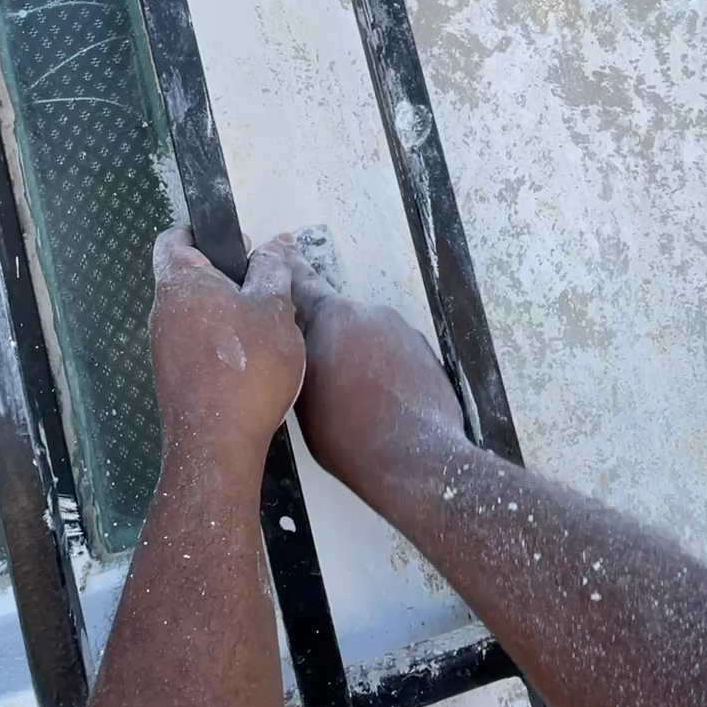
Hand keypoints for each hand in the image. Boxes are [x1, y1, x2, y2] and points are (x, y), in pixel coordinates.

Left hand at [149, 227, 305, 480]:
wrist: (218, 444)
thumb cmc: (246, 372)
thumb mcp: (275, 310)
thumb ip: (272, 270)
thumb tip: (273, 246)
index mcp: (181, 283)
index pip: (175, 238)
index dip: (203, 231)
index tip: (237, 243)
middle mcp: (164, 311)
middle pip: (190, 276)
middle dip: (228, 276)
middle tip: (265, 287)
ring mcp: (165, 344)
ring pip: (197, 311)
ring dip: (229, 311)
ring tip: (265, 327)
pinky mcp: (174, 372)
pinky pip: (197, 342)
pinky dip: (223, 341)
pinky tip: (253, 360)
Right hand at [285, 246, 463, 485]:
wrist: (414, 458)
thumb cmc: (350, 437)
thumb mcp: (302, 396)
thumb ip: (299, 355)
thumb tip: (297, 343)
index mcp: (332, 320)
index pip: (304, 283)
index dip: (290, 268)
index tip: (283, 247)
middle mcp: (368, 315)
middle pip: (337, 316)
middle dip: (326, 338)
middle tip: (321, 370)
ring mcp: (400, 331)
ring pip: (366, 336)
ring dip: (356, 356)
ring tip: (353, 398)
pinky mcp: (423, 351)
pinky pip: (392, 352)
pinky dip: (382, 369)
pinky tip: (377, 400)